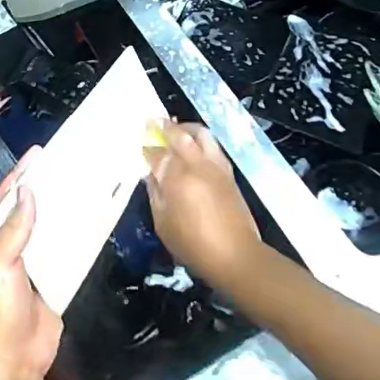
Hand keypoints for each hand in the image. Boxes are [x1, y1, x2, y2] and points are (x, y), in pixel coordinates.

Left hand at [0, 148, 61, 378]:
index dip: (20, 174)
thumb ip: (13, 230)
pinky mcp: (54, 278)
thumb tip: (27, 192)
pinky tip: (93, 221)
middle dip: (45, 185)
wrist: (15, 357)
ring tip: (83, 184)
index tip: (37, 153)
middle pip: (31, 207)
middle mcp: (13, 245)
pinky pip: (67, 250)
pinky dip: (78, 235)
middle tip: (67, 163)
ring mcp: (34, 262)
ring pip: (50, 226)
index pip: (7, 198)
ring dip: (64, 208)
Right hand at [143, 122, 264, 287]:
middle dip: (165, 127)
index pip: (157, 153)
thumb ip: (155, 193)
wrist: (236, 256)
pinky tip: (195, 148)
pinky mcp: (229, 173)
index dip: (147, 148)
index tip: (142, 147)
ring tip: (178, 130)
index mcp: (176, 178)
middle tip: (155, 123)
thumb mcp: (162, 223)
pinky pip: (213, 146)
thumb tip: (152, 174)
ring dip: (187, 128)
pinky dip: (201, 140)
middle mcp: (196, 165)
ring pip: (201, 134)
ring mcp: (215, 167)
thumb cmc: (193, 244)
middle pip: (179, 135)